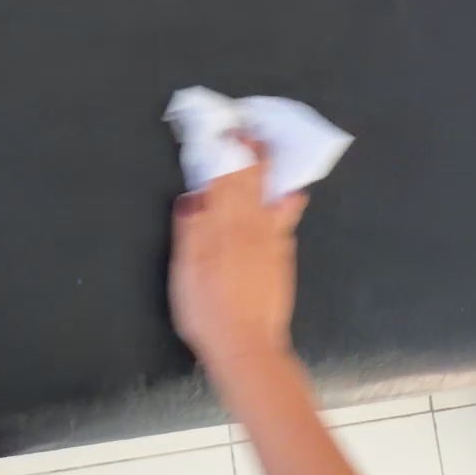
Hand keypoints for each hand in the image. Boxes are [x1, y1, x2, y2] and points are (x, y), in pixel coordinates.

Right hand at [168, 138, 308, 379]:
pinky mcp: (282, 256)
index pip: (224, 178)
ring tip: (268, 147)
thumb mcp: (184, 270)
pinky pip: (287, 219)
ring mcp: (270, 240)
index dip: (224, 151)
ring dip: (269, 168)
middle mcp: (250, 226)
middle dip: (248, 151)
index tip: (224, 128)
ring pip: (272, 194)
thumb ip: (190, 229)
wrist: (246, 347)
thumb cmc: (205, 309)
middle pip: (250, 180)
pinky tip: (291, 191)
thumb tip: (194, 195)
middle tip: (247, 127)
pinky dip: (287, 198)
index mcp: (223, 225)